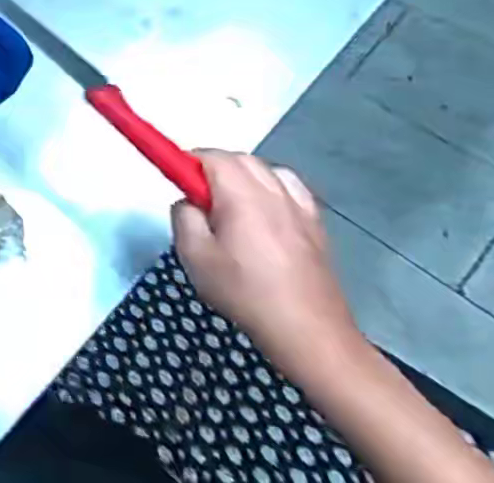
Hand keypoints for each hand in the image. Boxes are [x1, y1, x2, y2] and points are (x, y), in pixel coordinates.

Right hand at [171, 150, 362, 371]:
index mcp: (243, 199)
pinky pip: (292, 191)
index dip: (188, 160)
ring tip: (230, 204)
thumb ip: (183, 215)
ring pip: (269, 171)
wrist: (310, 336)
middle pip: (241, 159)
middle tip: (196, 195)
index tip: (175, 177)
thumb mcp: (193, 254)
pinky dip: (273, 189)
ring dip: (244, 175)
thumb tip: (190, 203)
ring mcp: (302, 213)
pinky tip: (263, 214)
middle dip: (213, 166)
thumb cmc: (244, 292)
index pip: (212, 157)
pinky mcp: (318, 230)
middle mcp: (276, 197)